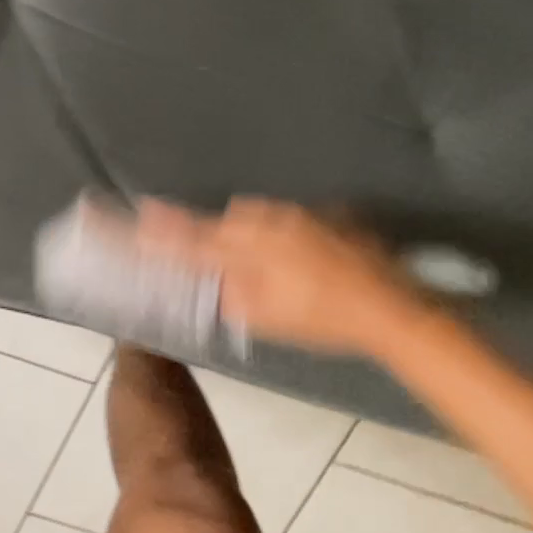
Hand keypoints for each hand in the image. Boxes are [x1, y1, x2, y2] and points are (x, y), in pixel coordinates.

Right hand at [137, 197, 427, 356]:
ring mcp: (298, 214)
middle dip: (221, 237)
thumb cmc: (324, 319)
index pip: (194, 237)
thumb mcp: (270, 319)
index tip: (139, 213)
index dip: (163, 228)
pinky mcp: (325, 216)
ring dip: (254, 235)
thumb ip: (233, 296)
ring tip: (275, 269)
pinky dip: (285, 236)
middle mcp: (268, 220)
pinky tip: (305, 263)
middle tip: (233, 267)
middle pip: (227, 221)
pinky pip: (288, 220)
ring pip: (258, 218)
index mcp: (248, 246)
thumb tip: (214, 284)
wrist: (392, 307)